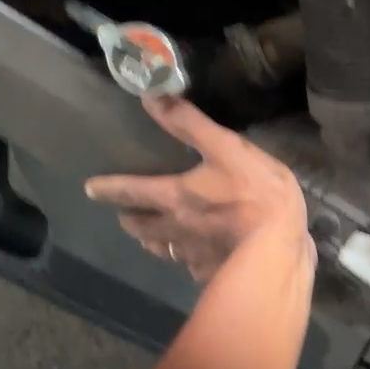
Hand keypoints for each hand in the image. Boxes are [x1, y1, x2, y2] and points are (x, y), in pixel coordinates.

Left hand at [84, 96, 311, 282]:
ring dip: (155, 242)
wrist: (278, 251)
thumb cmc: (256, 197)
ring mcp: (193, 255)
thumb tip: (150, 96)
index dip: (108, 188)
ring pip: (163, 249)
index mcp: (172, 197)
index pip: (129, 191)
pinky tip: (199, 261)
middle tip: (127, 215)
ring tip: (156, 239)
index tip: (91, 188)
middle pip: (140, 226)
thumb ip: (191, 124)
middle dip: (130, 219)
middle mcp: (174, 228)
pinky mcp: (214, 272)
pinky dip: (191, 263)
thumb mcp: (229, 150)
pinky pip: (194, 268)